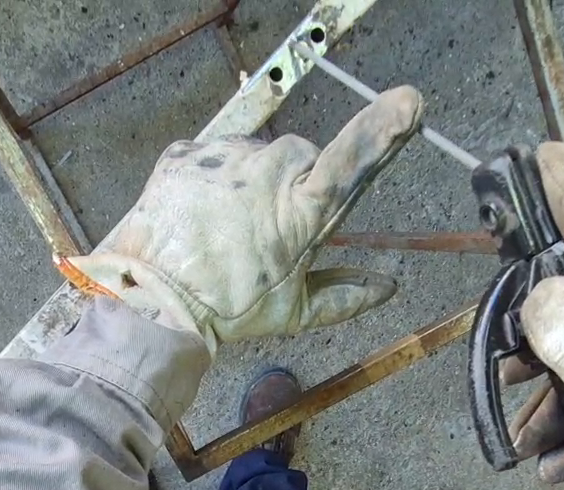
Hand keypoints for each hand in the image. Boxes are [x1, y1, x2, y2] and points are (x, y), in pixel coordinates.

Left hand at [62, 88, 423, 352]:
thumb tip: (388, 288)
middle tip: (267, 233)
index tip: (409, 103)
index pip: (349, 165)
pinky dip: (213, 182)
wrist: (154, 302)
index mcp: (300, 213)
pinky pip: (214, 158)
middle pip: (299, 157)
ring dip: (250, 183)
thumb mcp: (294, 312)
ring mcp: (225, 158)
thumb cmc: (230, 310)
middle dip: (292, 185)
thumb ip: (346, 296)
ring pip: (255, 156)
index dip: (381, 132)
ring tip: (226, 231)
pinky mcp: (189, 152)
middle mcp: (268, 172)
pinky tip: (200, 218)